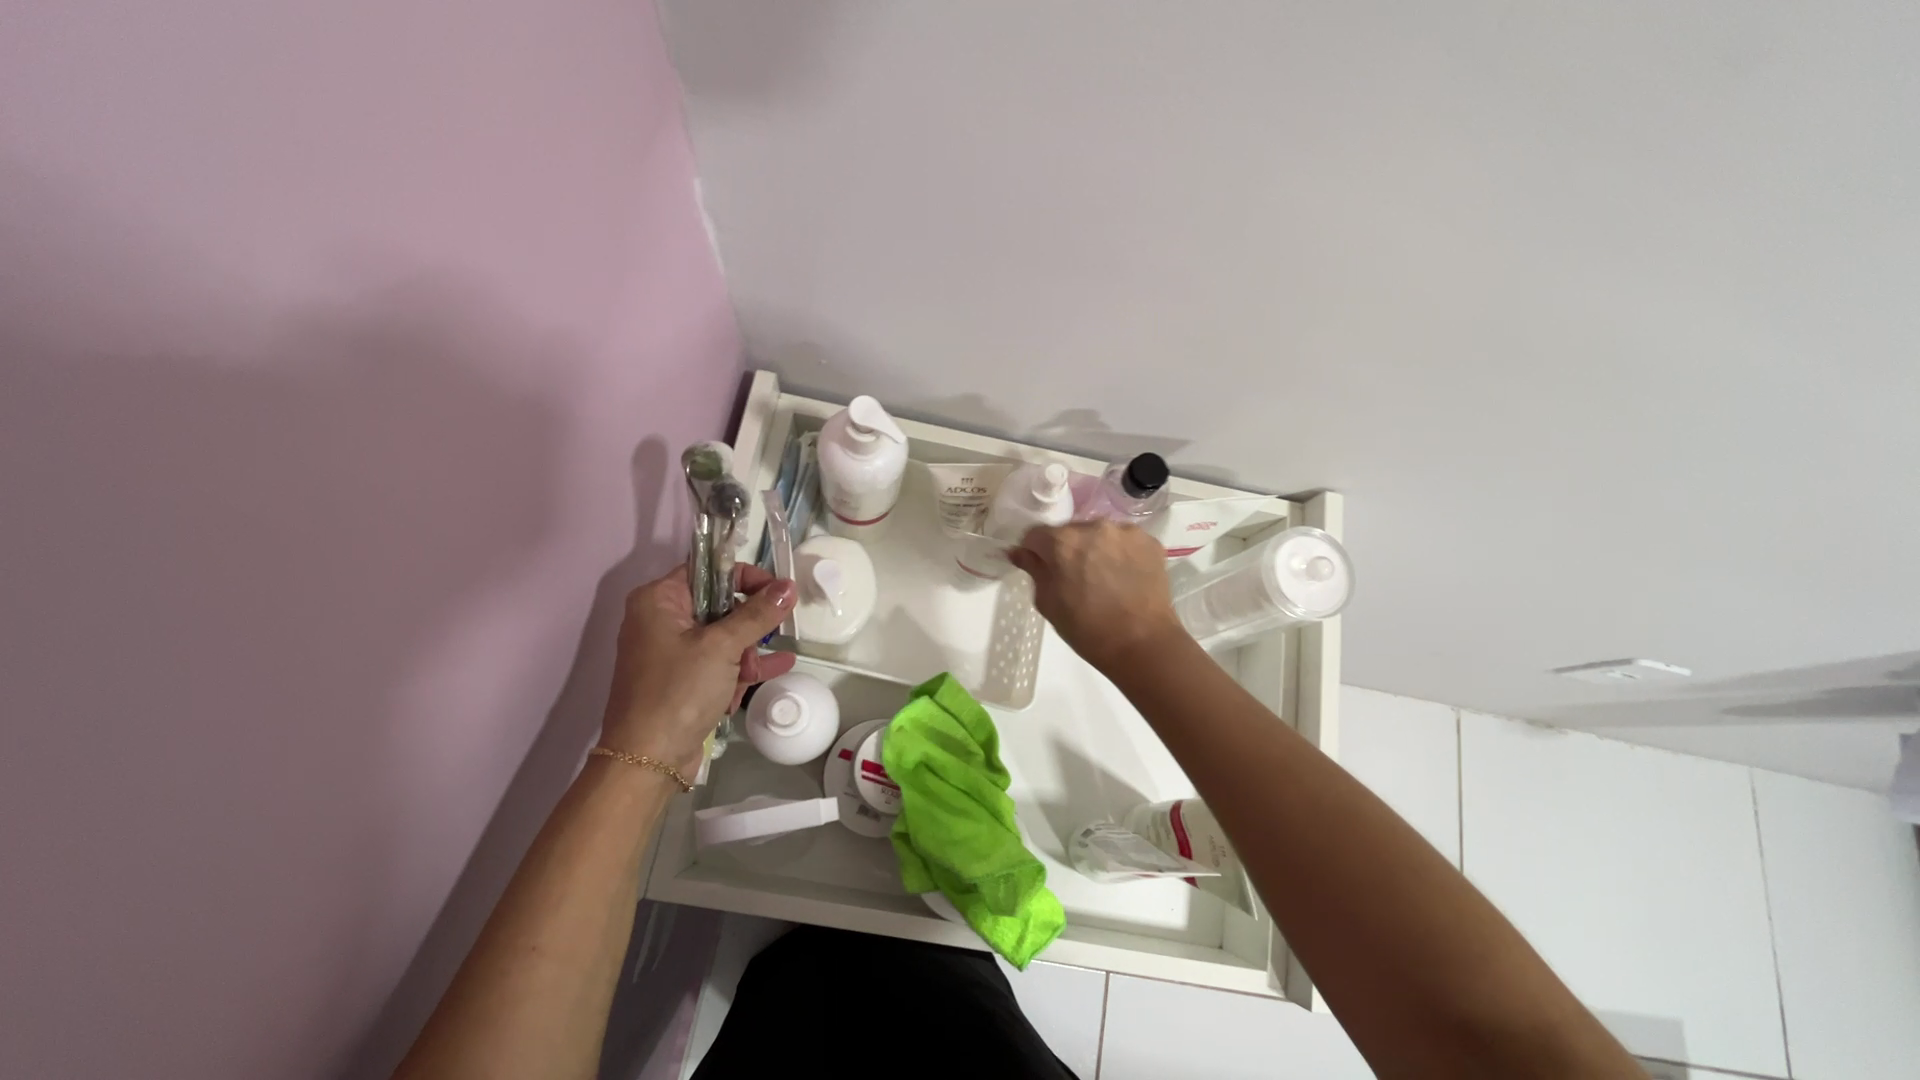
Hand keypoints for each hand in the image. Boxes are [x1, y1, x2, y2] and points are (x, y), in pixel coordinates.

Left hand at [599, 564, 796, 774]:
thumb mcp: (722, 647)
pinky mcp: (681, 680)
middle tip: (767, 639)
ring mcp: (670, 652)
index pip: (708, 569)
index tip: (777, 593)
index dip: (745, 577)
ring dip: (745, 654)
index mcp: (658, 600)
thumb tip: (788, 587)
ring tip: (753, 675)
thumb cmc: (678, 691)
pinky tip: (775, 669)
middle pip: (719, 605)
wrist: (647, 759)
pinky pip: (717, 663)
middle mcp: (660, 620)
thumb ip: (757, 614)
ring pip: (722, 636)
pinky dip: (739, 669)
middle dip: (747, 626)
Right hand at [1008, 522, 1185, 672]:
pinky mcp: (1149, 541)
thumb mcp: (1048, 603)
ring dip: (1095, 549)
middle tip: (1075, 578)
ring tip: (1104, 578)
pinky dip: (1121, 553)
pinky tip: (1124, 577)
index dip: (1034, 551)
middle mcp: (1093, 526)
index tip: (1040, 568)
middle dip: (1067, 549)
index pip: (1035, 534)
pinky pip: (1125, 541)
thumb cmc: (1087, 629)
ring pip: (1099, 534)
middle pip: (1069, 531)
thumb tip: (1019, 552)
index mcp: (1062, 541)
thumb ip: (1033, 571)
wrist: (1142, 644)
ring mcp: (1125, 531)